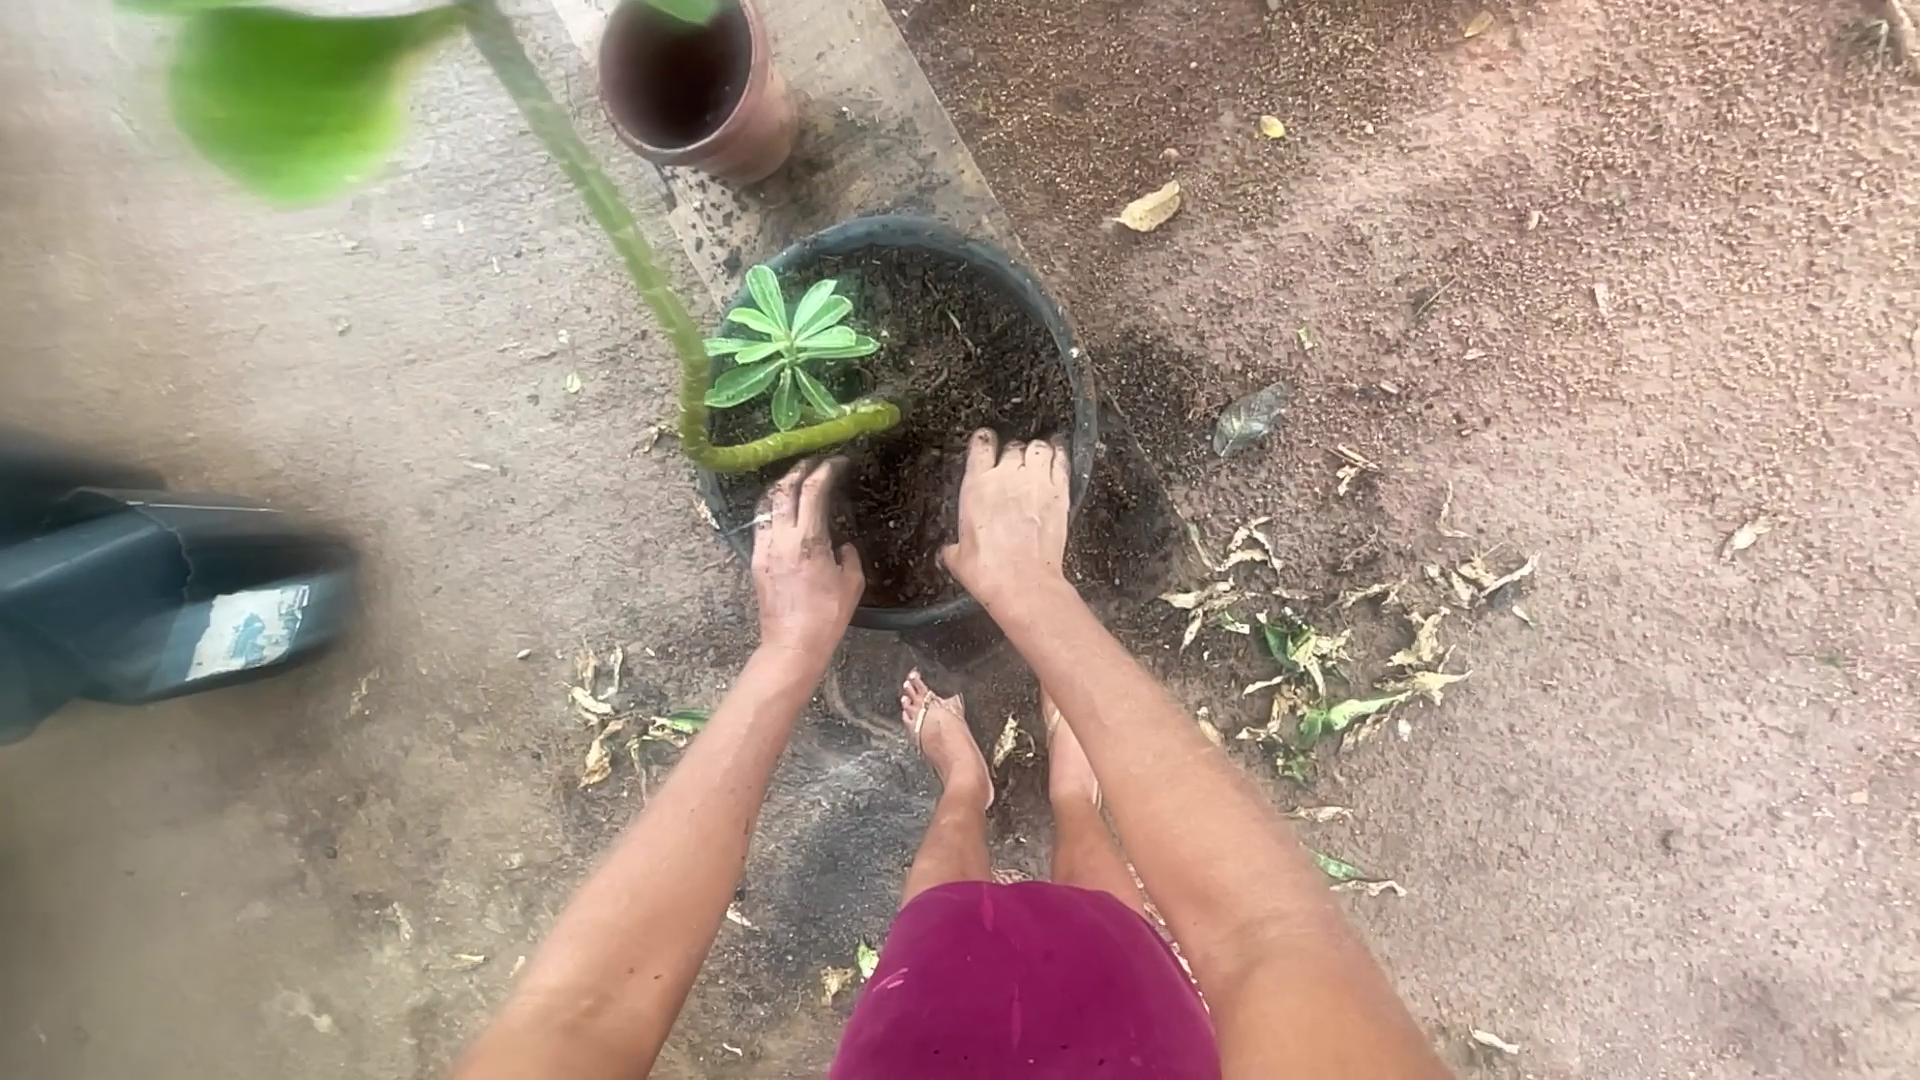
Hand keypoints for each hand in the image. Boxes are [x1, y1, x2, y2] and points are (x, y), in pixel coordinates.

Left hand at [752, 457, 862, 662]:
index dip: (825, 470)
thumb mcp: (852, 583)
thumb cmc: (828, 616)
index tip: (837, 463)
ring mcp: (765, 548)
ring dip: (781, 486)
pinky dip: (771, 509)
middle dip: (799, 469)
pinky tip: (781, 511)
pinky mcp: (756, 561)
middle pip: (784, 489)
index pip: (813, 491)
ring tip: (794, 480)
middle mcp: (782, 538)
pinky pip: (761, 524)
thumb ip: (849, 555)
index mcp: (809, 540)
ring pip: (766, 504)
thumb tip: (842, 544)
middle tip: (814, 462)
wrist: (793, 644)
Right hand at [941, 429, 1070, 608]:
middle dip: (1014, 452)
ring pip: (1039, 447)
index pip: (981, 445)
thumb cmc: (988, 571)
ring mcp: (1035, 481)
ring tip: (1038, 456)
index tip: (987, 441)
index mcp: (976, 485)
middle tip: (1015, 464)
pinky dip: (1059, 455)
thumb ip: (952, 548)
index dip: (984, 440)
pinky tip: (1058, 456)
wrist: (1022, 582)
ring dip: (1038, 450)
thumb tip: (948, 551)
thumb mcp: (957, 558)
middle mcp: (1006, 476)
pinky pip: (1060, 461)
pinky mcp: (1059, 492)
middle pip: (1013, 446)